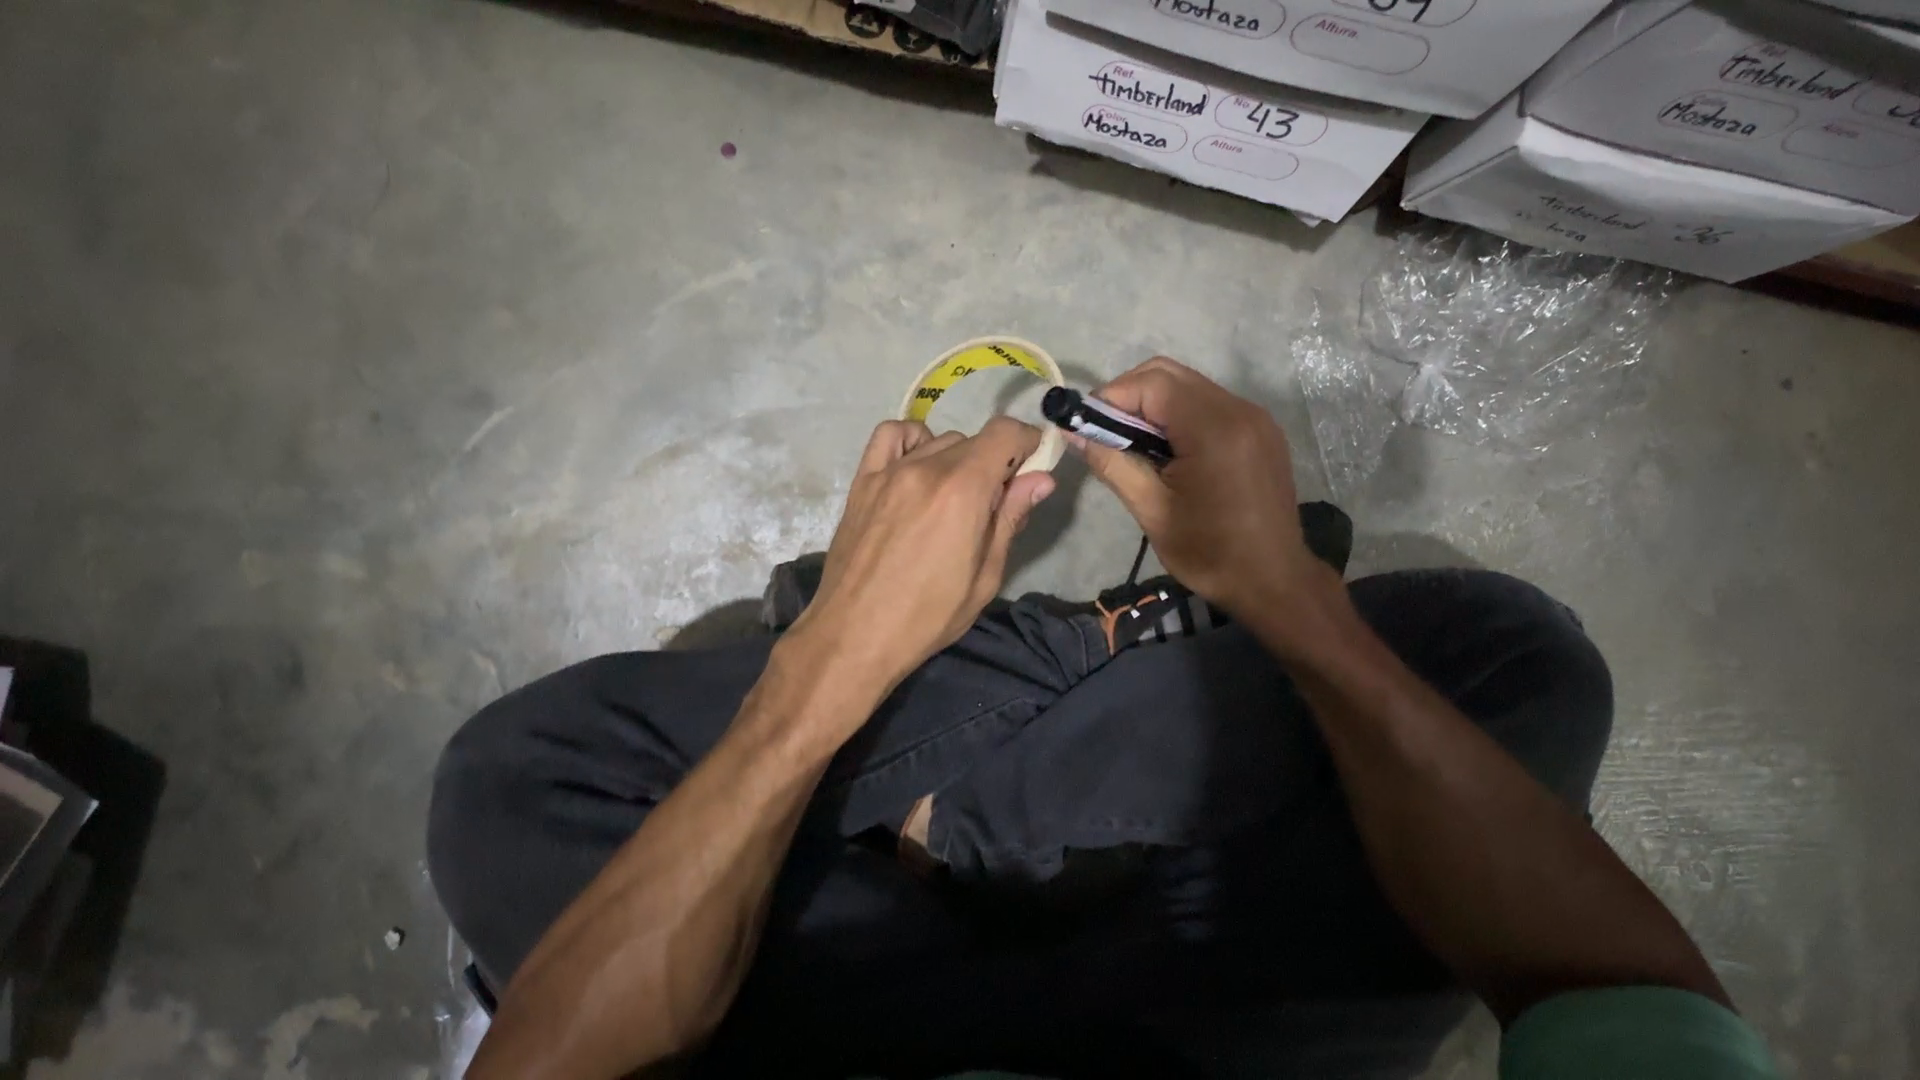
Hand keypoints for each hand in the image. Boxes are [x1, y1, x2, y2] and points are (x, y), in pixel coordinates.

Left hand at [790, 417, 1055, 694]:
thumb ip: (1011, 519)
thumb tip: (1041, 479)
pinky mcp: (863, 481)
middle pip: (974, 441)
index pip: (1005, 433)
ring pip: (938, 441)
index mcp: (963, 491)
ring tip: (953, 499)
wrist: (853, 635)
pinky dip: (913, 441)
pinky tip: (918, 469)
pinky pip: (891, 435)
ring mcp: (889, 471)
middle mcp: (927, 468)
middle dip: (994, 464)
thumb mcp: (985, 577)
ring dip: (957, 460)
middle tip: (992, 507)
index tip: (1033, 466)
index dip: (1027, 443)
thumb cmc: (927, 617)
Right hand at [1076, 357, 1326, 614]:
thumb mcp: (1151, 510)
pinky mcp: (1260, 430)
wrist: (1274, 581)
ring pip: (1189, 386)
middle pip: (1169, 374)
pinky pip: (1209, 404)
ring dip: (1153, 406)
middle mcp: (1238, 410)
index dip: (1110, 398)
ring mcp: (1254, 417)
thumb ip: (1112, 463)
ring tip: (1133, 446)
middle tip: (1104, 434)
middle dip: (1128, 396)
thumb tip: (1072, 432)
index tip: (1084, 427)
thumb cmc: (1209, 553)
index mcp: (1214, 430)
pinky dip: (1179, 416)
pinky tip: (1167, 451)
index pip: (1151, 384)